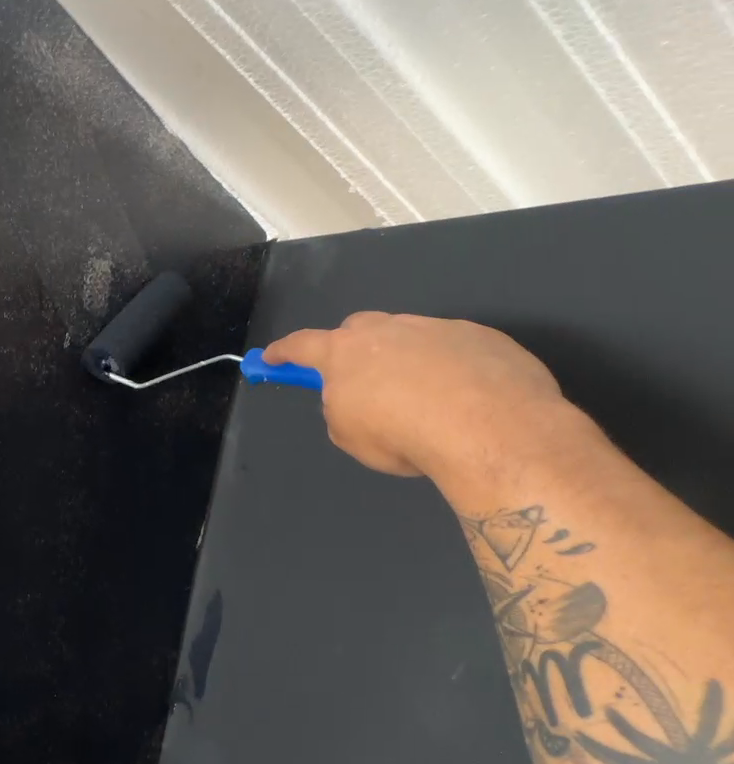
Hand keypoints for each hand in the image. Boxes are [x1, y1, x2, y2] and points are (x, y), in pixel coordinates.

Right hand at [263, 313, 569, 479]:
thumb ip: (342, 408)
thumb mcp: (349, 434)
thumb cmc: (403, 435)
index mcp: (344, 352)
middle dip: (353, 348)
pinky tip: (461, 398)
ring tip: (422, 398)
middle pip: (359, 328)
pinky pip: (454, 348)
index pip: (301, 345)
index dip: (282, 352)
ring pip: (410, 336)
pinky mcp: (485, 338)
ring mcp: (440, 329)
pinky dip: (449, 368)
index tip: (272, 358)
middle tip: (361, 380)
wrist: (492, 431)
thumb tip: (357, 400)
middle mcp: (389, 330)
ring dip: (405, 359)